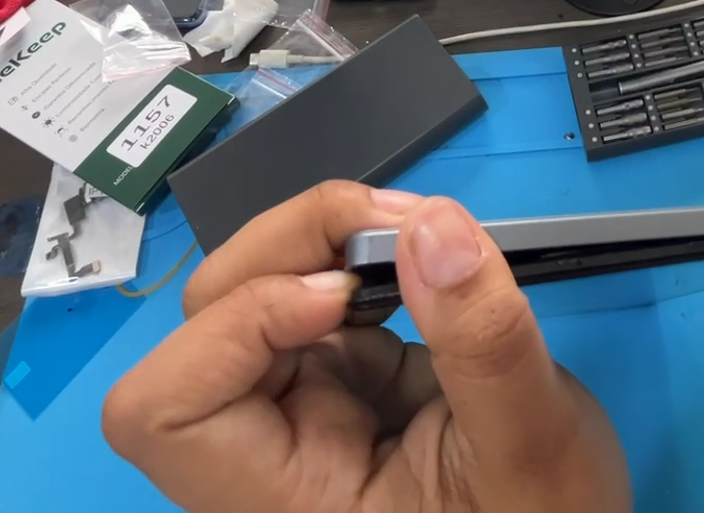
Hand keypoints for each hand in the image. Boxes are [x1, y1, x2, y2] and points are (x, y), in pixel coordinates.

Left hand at [104, 181, 628, 511]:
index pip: (168, 407)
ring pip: (259, 285)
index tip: (344, 299)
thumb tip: (431, 221)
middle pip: (208, 317)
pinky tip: (425, 254)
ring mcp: (308, 399)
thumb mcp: (534, 446)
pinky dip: (363, 248)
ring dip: (327, 235)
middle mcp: (272, 443)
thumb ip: (483, 341)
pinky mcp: (347, 368)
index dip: (237, 327)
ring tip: (418, 227)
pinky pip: (321, 286)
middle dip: (292, 243)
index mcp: (284, 498)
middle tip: (395, 219)